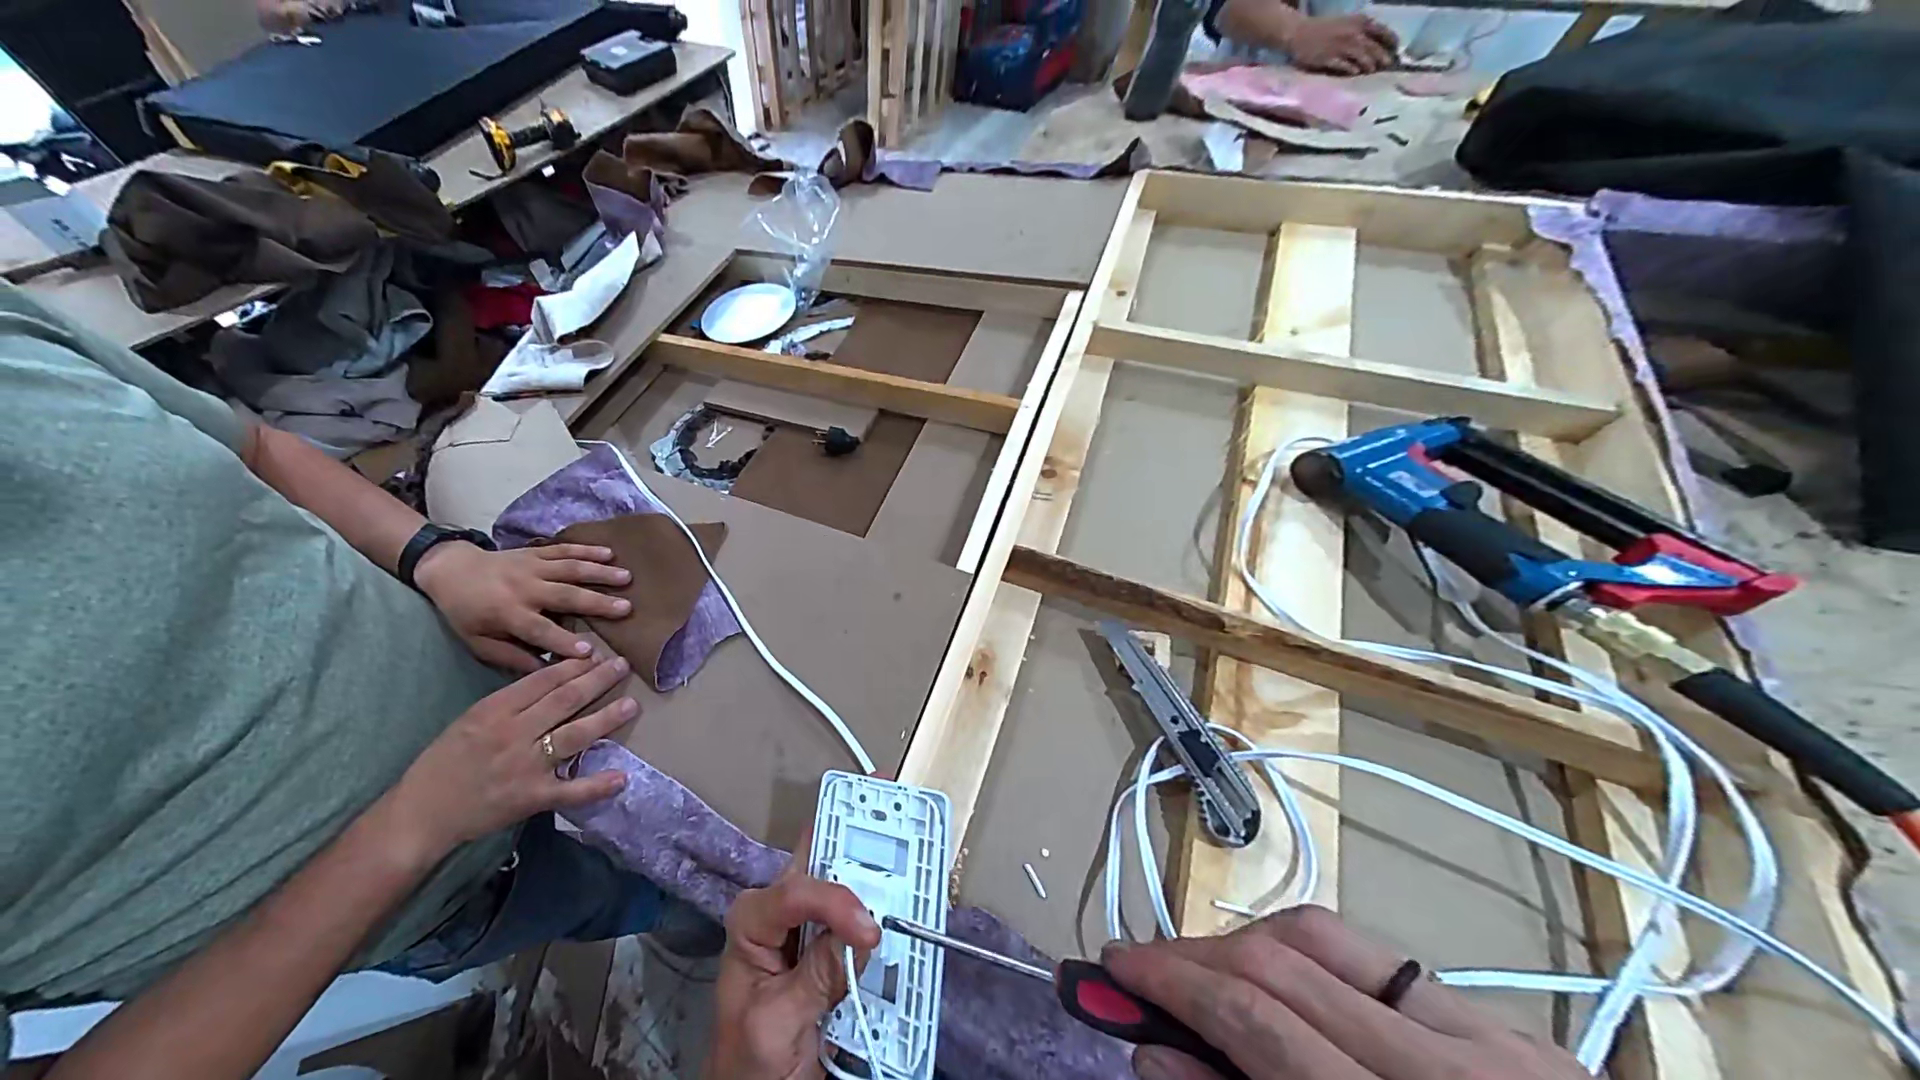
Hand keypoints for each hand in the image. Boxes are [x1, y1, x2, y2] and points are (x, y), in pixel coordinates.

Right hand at [383, 654, 635, 857]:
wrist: (418, 815)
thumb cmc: (445, 763)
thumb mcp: (471, 720)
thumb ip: (511, 701)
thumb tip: (555, 679)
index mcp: (494, 711)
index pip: (544, 681)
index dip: (575, 666)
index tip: (598, 654)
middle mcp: (512, 734)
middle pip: (565, 701)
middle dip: (598, 680)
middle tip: (623, 666)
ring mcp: (524, 767)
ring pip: (575, 735)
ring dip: (606, 718)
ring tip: (631, 705)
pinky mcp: (531, 797)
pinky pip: (570, 790)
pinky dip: (597, 785)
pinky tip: (621, 777)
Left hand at [415, 542, 633, 672]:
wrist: (450, 570)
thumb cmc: (467, 612)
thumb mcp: (479, 642)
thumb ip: (511, 656)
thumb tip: (546, 671)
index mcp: (506, 613)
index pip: (539, 630)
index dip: (563, 641)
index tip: (591, 652)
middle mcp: (523, 588)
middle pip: (565, 596)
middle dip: (597, 602)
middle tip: (626, 609)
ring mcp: (532, 567)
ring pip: (571, 569)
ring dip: (600, 573)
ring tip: (627, 578)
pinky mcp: (536, 552)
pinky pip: (565, 549)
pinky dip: (588, 550)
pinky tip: (610, 553)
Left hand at [705, 854, 881, 1079]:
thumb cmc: (751, 1060)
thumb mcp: (777, 1025)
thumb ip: (816, 977)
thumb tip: (862, 931)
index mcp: (753, 920)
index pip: (795, 892)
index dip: (835, 902)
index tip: (869, 933)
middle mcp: (781, 908)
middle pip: (821, 862)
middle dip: (859, 860)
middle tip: (900, 869)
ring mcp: (809, 920)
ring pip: (845, 879)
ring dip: (876, 885)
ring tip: (909, 888)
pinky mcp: (833, 938)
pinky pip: (860, 910)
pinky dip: (881, 910)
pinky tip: (902, 911)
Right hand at [1103, 906, 1586, 1079]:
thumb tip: (1153, 1054)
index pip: (1259, 1023)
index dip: (1173, 987)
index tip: (1114, 970)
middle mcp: (1454, 1065)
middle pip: (1283, 961)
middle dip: (1194, 955)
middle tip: (1139, 966)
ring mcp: (1494, 1034)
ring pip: (1324, 934)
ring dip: (1242, 940)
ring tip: (1199, 967)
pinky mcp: (1512, 1025)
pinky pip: (1373, 955)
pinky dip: (1304, 956)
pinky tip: (1279, 983)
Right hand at [1286, 15, 1398, 75]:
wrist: (1299, 33)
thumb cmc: (1324, 29)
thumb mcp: (1348, 22)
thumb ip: (1362, 31)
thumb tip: (1376, 45)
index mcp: (1361, 22)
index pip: (1384, 32)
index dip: (1392, 43)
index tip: (1396, 52)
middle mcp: (1354, 33)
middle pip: (1375, 48)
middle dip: (1383, 58)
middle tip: (1389, 68)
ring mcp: (1341, 47)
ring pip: (1362, 58)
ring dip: (1370, 66)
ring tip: (1373, 73)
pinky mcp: (1328, 59)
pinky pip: (1344, 66)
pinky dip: (1352, 70)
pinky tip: (1356, 74)